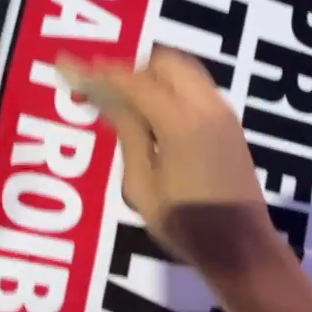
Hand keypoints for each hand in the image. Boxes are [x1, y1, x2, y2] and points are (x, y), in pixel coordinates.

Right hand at [58, 48, 292, 275]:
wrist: (242, 248)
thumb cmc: (186, 226)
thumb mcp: (142, 187)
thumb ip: (128, 136)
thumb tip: (108, 100)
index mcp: (180, 123)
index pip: (132, 82)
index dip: (98, 73)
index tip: (68, 65)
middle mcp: (206, 106)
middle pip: (163, 62)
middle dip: (130, 69)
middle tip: (103, 89)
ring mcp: (223, 112)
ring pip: (183, 70)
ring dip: (153, 76)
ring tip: (126, 102)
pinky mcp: (231, 123)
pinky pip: (196, 87)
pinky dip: (172, 88)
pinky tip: (153, 116)